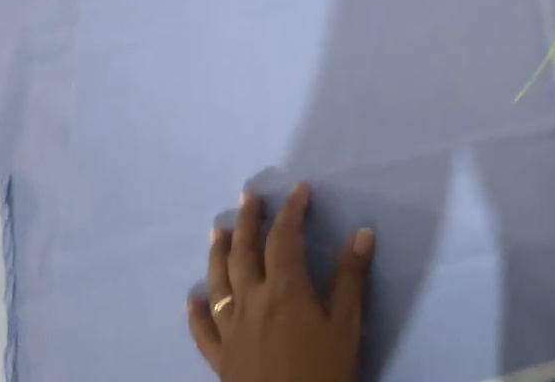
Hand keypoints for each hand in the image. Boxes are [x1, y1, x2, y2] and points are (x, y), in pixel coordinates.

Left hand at [189, 184, 374, 381]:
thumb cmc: (324, 374)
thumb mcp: (348, 325)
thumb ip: (352, 277)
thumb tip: (362, 232)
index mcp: (285, 290)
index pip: (284, 239)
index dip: (291, 211)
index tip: (300, 191)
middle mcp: (252, 304)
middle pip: (244, 254)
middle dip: (248, 222)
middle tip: (248, 196)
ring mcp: (231, 333)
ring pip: (219, 285)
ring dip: (218, 255)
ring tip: (217, 231)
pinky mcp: (221, 361)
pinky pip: (203, 332)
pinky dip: (196, 313)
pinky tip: (191, 300)